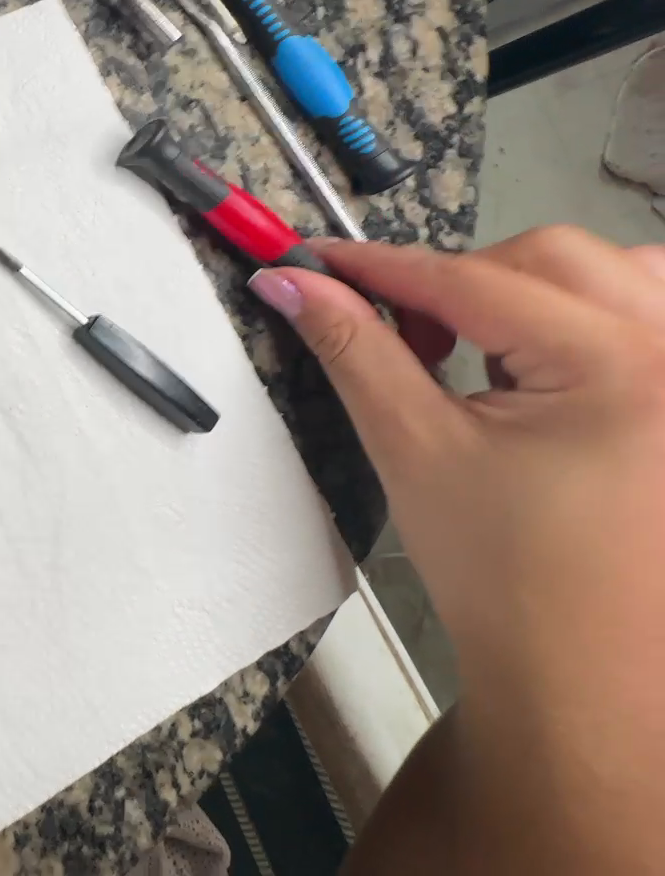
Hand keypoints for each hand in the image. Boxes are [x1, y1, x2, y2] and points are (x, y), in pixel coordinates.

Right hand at [250, 227, 664, 870]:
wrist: (584, 661)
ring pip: (608, 271)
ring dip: (517, 287)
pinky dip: (569, 311)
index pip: (469, 279)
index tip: (307, 259)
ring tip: (462, 346)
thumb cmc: (499, 561)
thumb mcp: (407, 442)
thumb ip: (350, 347)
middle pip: (550, 257)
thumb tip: (288, 283)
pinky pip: (643, 310)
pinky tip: (522, 362)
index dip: (375, 264)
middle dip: (452, 277)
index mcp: (620, 366)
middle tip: (392, 329)